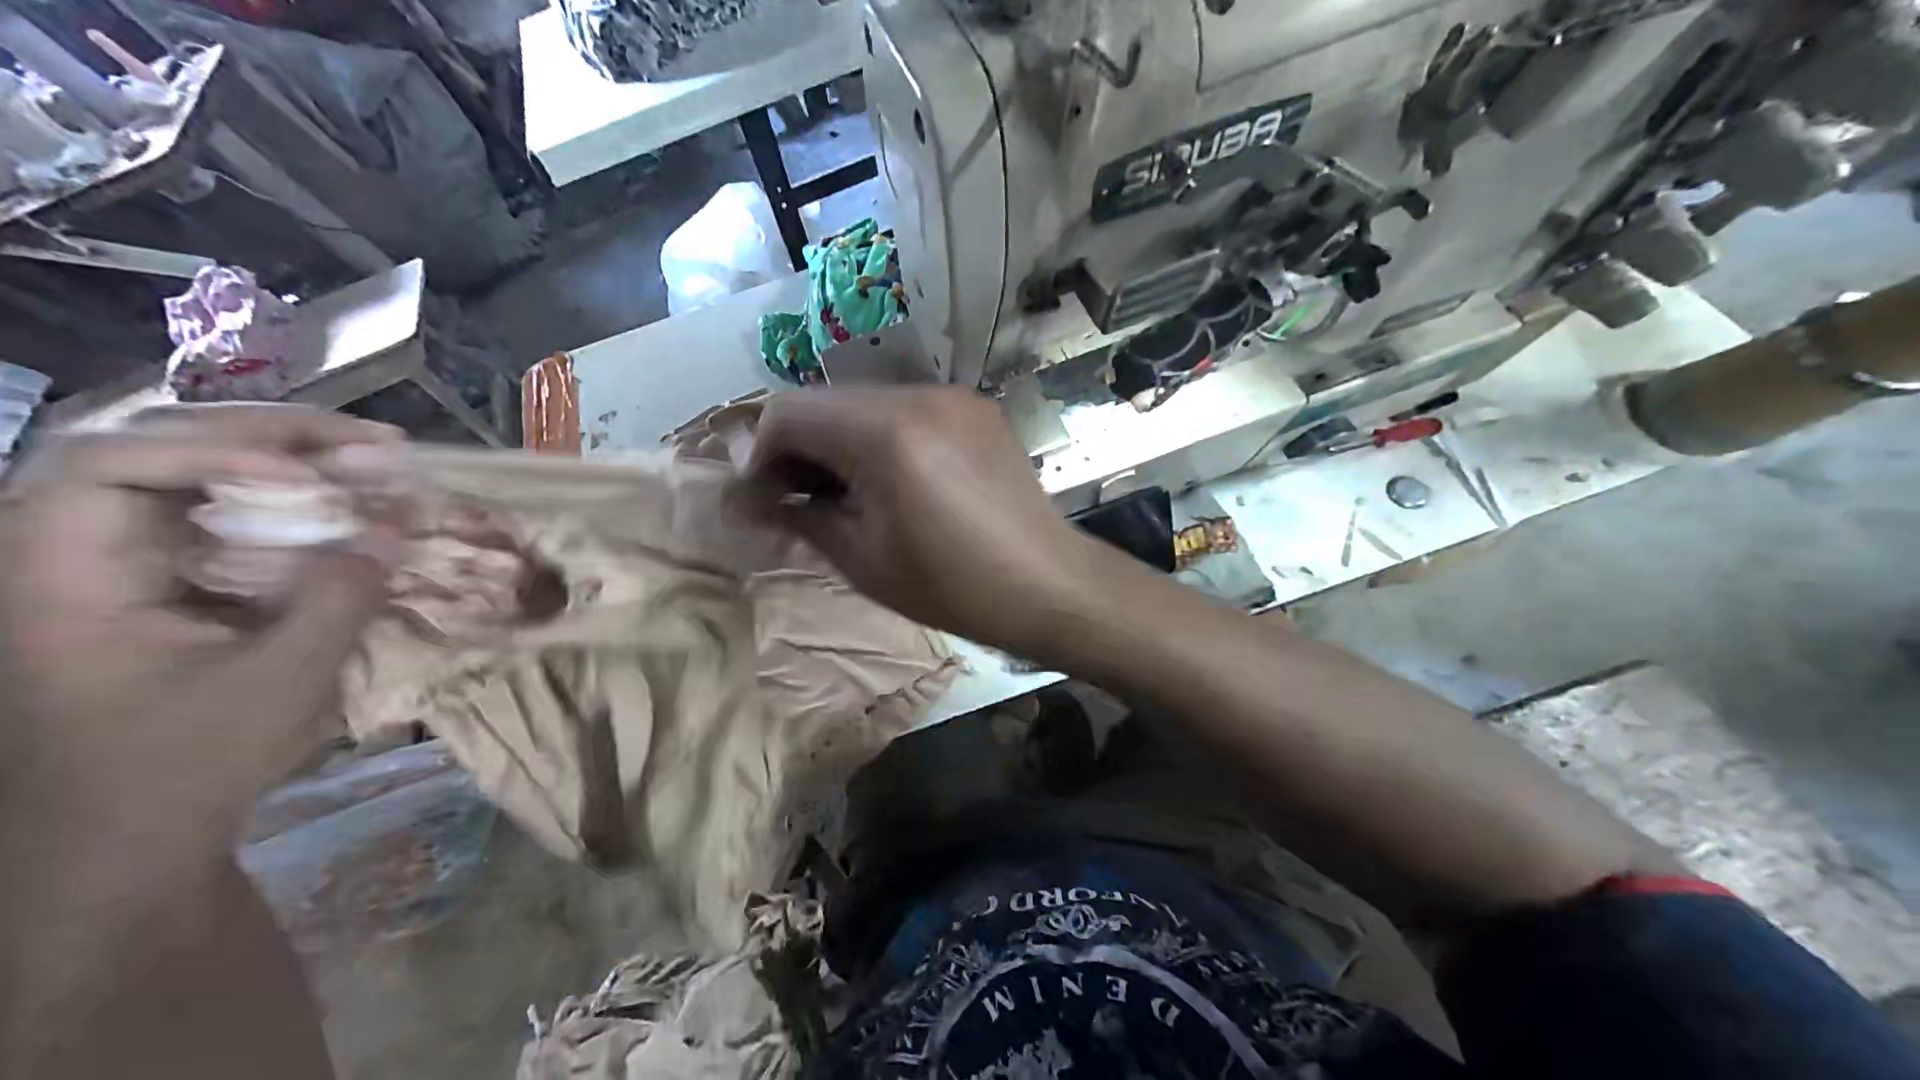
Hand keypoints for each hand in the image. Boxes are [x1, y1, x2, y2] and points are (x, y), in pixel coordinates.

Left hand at [0, 405, 402, 862]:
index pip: (108, 466)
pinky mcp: (161, 580)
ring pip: (194, 474)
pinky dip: (288, 500)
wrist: (123, 842)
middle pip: (159, 449)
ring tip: (368, 458)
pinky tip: (342, 501)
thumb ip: (338, 601)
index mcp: (59, 578)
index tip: (308, 480)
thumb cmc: (180, 770)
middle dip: (272, 435)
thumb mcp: (273, 687)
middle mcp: (75, 552)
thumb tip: (393, 529)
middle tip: (371, 443)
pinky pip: (220, 515)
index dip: (211, 452)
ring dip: (287, 458)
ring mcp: (119, 563)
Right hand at [744, 387, 1111, 649]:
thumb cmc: (951, 585)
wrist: (1048, 585)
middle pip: (826, 402)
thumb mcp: (862, 559)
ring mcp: (953, 396)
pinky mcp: (975, 408)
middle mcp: (919, 395)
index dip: (761, 456)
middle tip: (798, 501)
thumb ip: (799, 516)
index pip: (788, 412)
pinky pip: (906, 410)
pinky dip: (880, 438)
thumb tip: (745, 501)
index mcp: (886, 432)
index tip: (764, 500)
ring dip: (839, 442)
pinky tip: (890, 482)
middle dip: (799, 449)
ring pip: (865, 404)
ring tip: (844, 495)